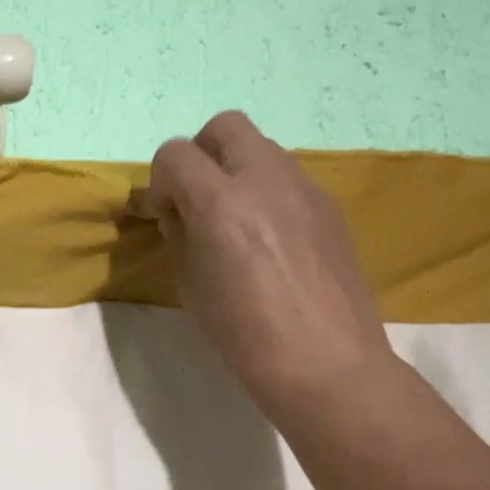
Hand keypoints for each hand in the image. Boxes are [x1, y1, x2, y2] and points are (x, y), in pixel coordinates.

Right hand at [141, 111, 396, 410]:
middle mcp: (264, 178)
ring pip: (260, 149)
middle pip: (224, 127)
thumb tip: (179, 212)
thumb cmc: (243, 335)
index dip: (160, 182)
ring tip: (234, 229)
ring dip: (236, 174)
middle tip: (196, 204)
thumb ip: (181, 237)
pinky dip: (267, 196)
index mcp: (220, 202)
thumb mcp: (192, 287)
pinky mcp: (328, 205)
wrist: (324, 361)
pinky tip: (269, 246)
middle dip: (200, 157)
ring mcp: (304, 187)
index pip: (175, 154)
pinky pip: (287, 180)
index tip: (164, 217)